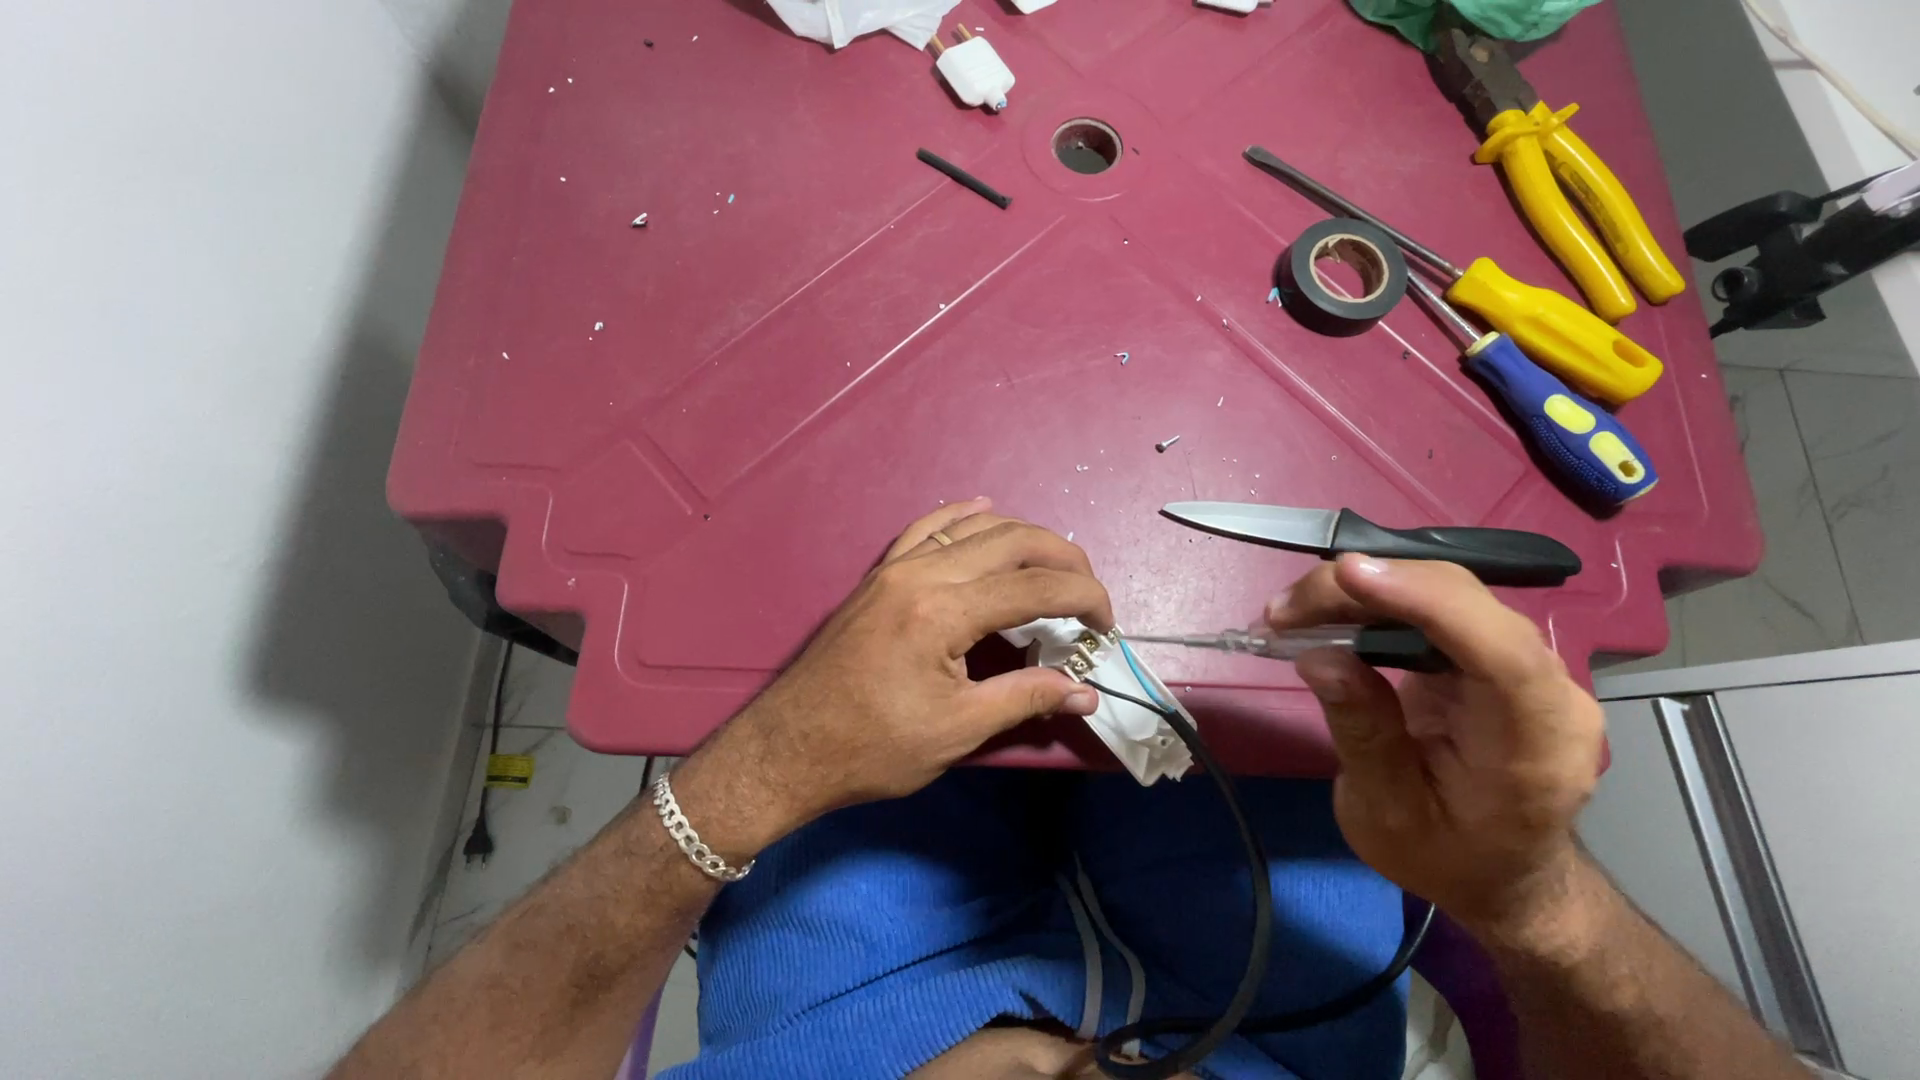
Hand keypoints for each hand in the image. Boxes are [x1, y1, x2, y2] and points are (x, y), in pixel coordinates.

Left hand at [674, 499, 1111, 856]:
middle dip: (1064, 559)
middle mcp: (920, 574)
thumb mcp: (957, 730)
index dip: (1084, 599)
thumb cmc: (872, 749)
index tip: (1107, 626)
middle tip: (1090, 595)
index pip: (1035, 586)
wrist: (789, 750)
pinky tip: (984, 512)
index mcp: (943, 612)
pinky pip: (927, 529)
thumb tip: (1085, 690)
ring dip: (1022, 537)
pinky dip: (963, 517)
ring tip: (1054, 565)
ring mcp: (895, 569)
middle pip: (1012, 541)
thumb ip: (1026, 697)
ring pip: (973, 527)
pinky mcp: (879, 576)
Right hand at [1267, 554, 1605, 943]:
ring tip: (1289, 613)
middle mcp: (1545, 689)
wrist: (1500, 878)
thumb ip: (1362, 735)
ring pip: (1443, 596)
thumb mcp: (1387, 814)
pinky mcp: (1487, 658)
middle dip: (1369, 590)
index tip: (1350, 574)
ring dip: (1361, 593)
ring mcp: (1521, 667)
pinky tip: (1325, 615)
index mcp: (1536, 743)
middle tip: (1282, 610)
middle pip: (1463, 606)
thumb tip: (1319, 658)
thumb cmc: (1447, 858)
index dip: (1428, 602)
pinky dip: (1373, 605)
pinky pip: (1432, 610)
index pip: (1500, 652)